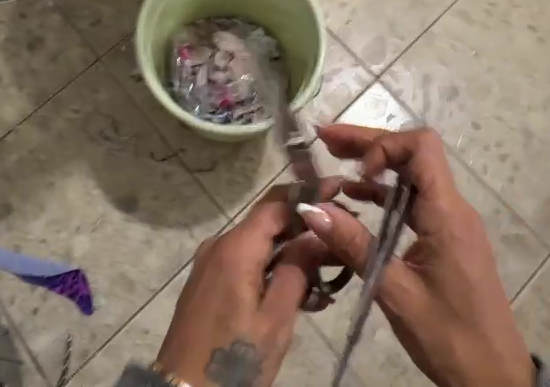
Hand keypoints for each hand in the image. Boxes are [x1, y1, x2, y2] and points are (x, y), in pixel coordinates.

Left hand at [154, 194, 332, 386]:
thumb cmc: (234, 359)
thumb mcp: (276, 320)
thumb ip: (297, 271)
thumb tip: (316, 233)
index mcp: (235, 247)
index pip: (276, 204)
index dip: (308, 195)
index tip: (340, 191)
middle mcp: (219, 244)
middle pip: (267, 222)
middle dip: (305, 228)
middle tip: (342, 242)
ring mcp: (210, 263)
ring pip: (258, 245)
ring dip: (291, 253)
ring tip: (330, 275)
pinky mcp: (207, 282)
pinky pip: (244, 262)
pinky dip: (271, 268)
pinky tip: (300, 290)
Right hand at [295, 125, 533, 386]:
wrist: (496, 381)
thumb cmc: (451, 337)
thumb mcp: (396, 293)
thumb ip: (354, 245)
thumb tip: (311, 208)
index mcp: (447, 215)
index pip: (421, 147)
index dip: (384, 146)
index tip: (356, 170)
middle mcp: (453, 209)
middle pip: (412, 154)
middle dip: (368, 143)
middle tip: (325, 138)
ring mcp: (451, 224)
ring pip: (411, 176)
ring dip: (373, 165)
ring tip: (331, 160)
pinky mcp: (446, 240)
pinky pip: (413, 201)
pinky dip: (383, 193)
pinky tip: (353, 199)